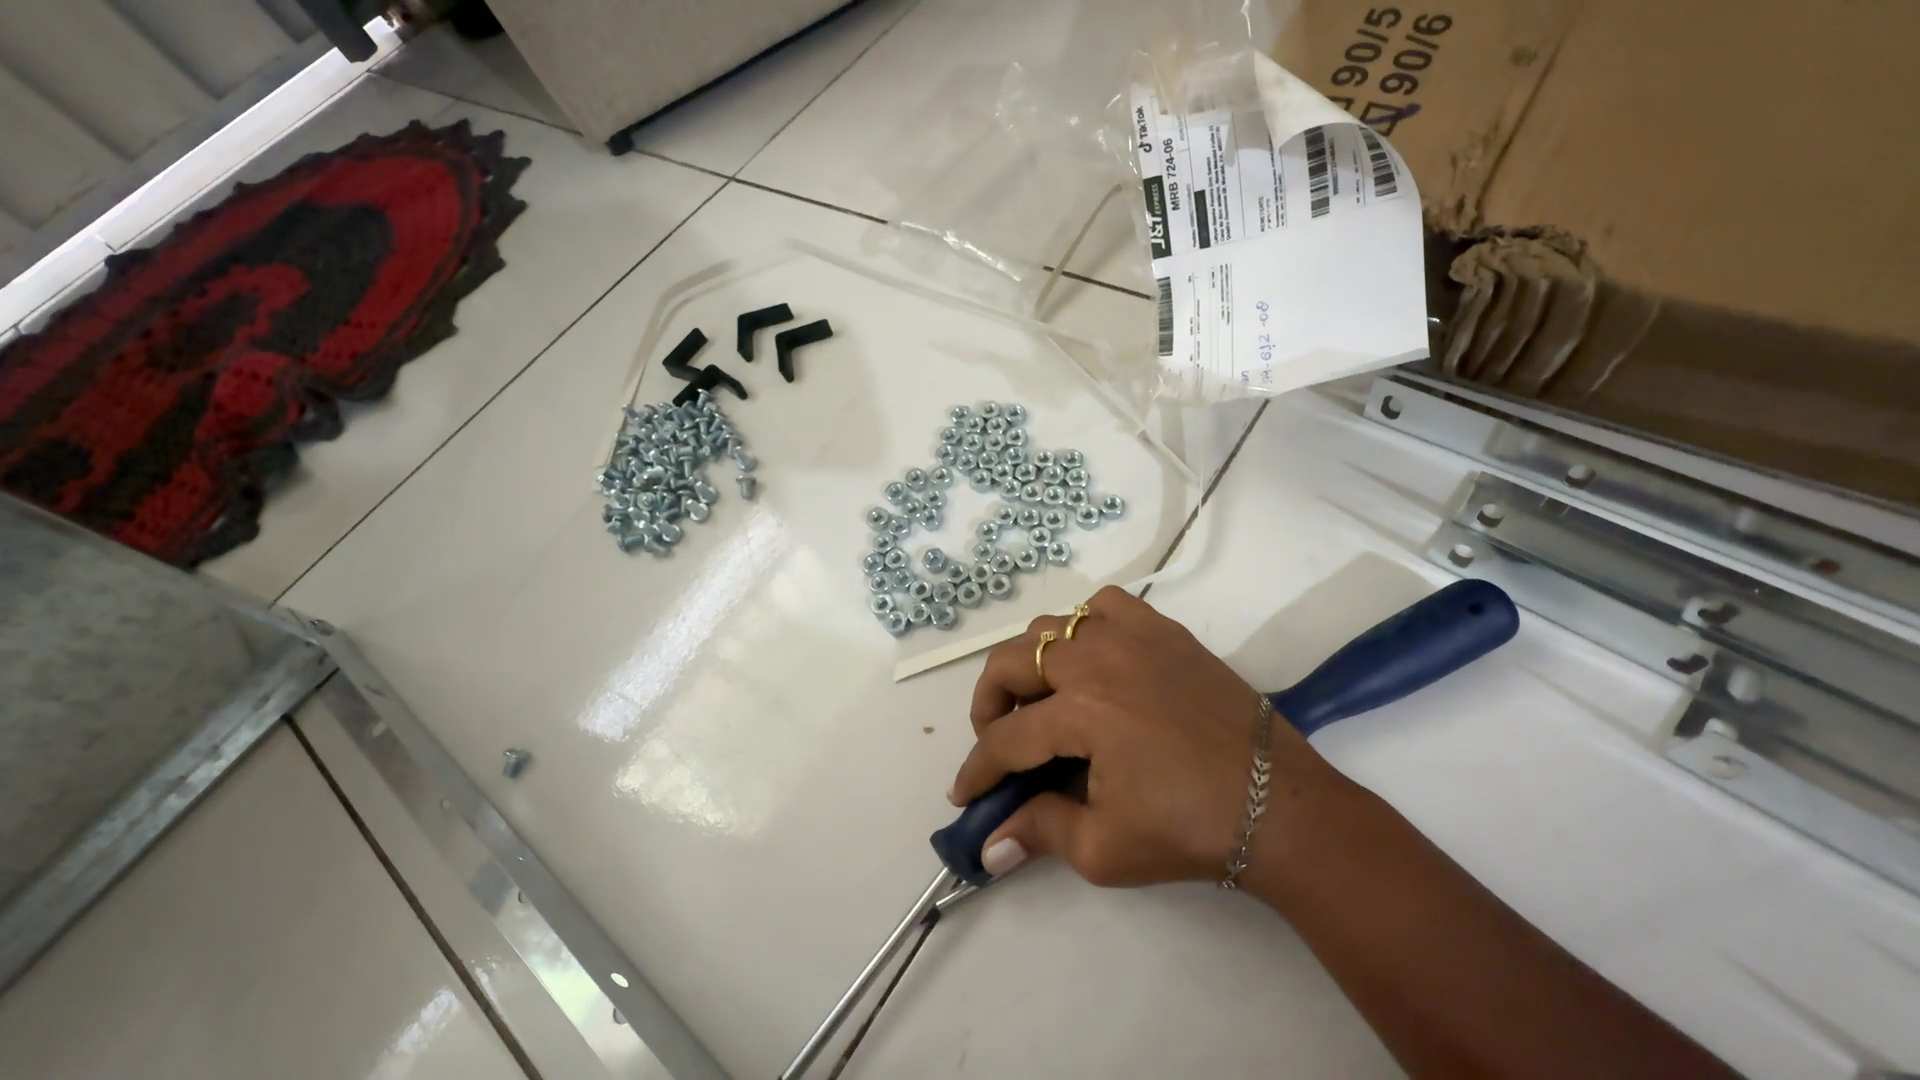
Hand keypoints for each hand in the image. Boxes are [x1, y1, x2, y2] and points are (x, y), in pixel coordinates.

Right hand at [948, 586, 1350, 886]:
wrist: (1279, 807)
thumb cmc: (1190, 830)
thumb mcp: (1104, 848)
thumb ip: (1039, 832)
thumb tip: (988, 848)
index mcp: (1082, 713)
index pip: (1005, 739)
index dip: (977, 771)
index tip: (965, 796)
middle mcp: (1099, 660)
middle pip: (1012, 662)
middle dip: (988, 705)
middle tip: (997, 743)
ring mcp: (1136, 637)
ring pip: (1054, 625)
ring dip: (1032, 662)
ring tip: (1043, 702)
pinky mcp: (1168, 633)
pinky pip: (1108, 606)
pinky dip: (1086, 626)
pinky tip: (1092, 662)